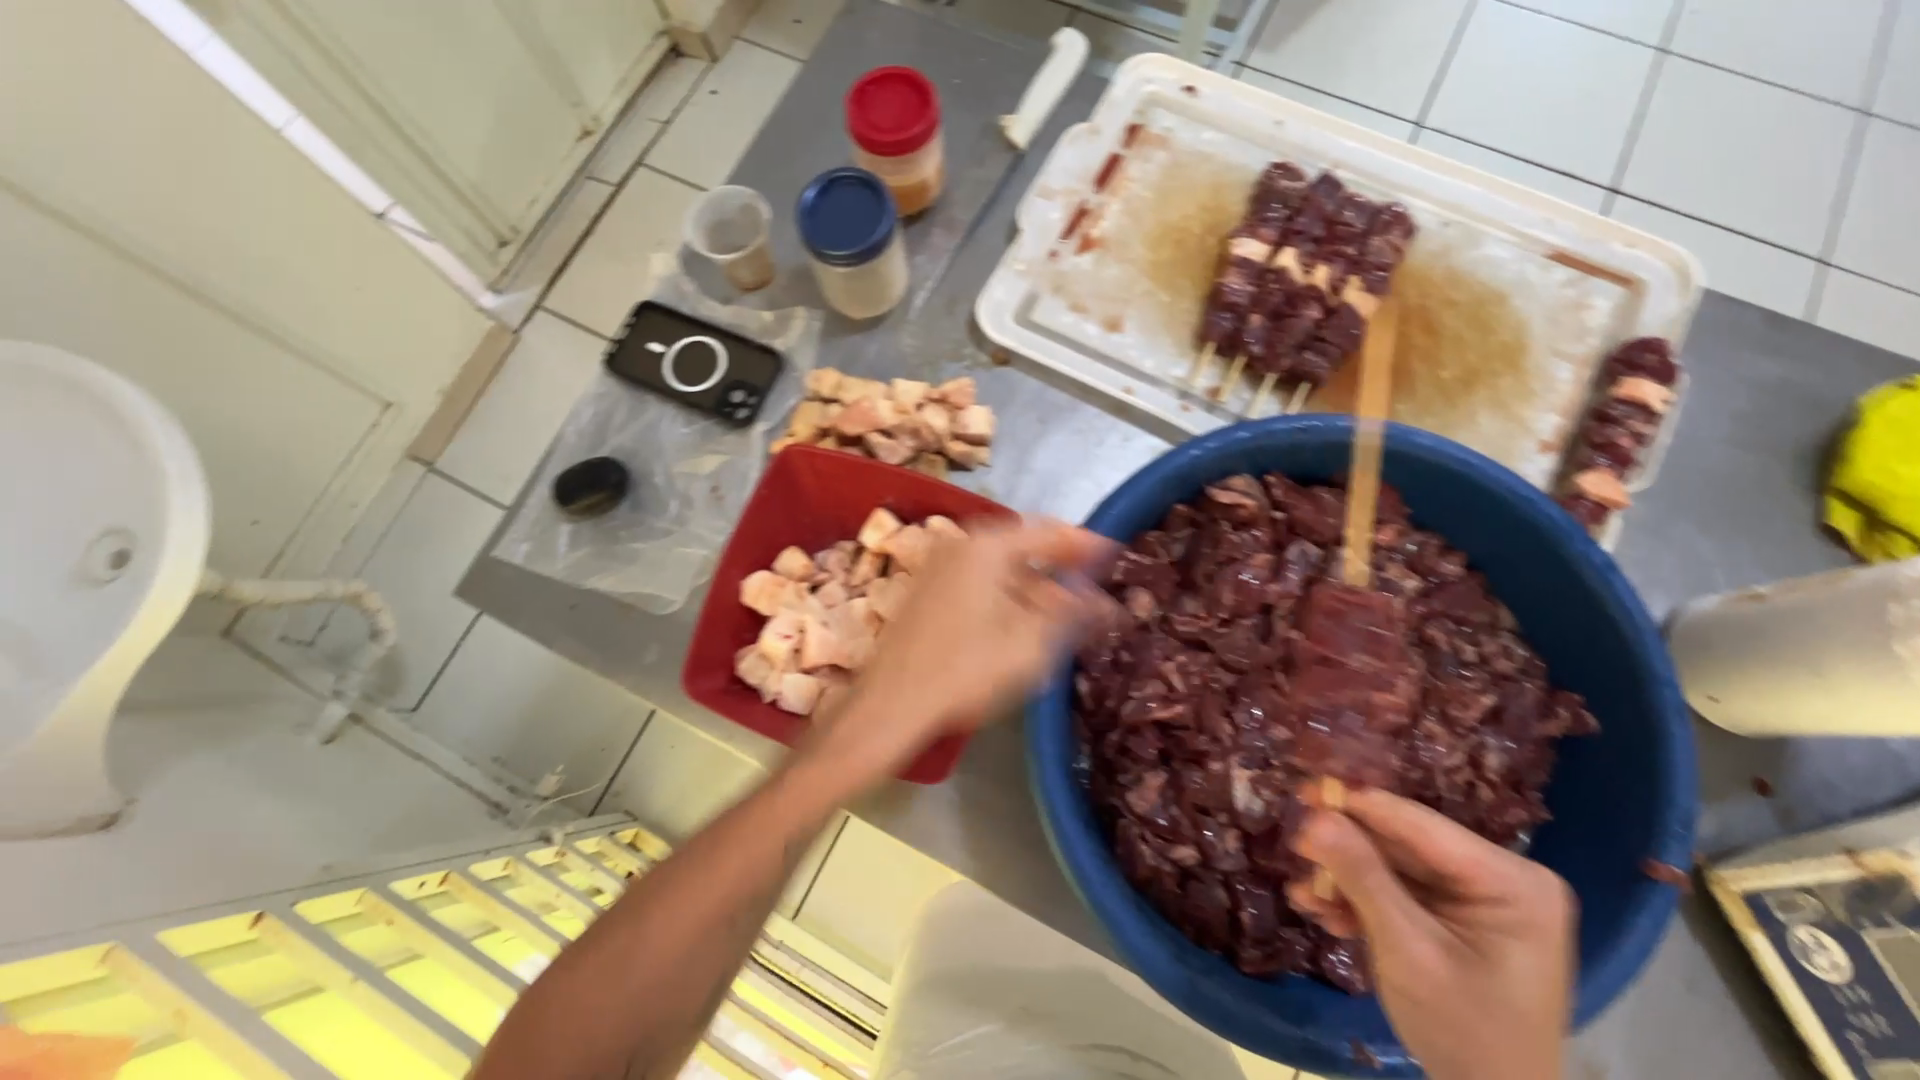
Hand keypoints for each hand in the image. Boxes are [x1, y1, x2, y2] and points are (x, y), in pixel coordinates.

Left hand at [807, 519, 1114, 782]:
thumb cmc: (965, 671)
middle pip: (1023, 547)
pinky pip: (979, 583)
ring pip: (1000, 568)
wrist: (890, 706)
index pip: (1048, 531)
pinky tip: (1025, 627)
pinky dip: (1007, 597)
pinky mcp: (927, 594)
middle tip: (1093, 588)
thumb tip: (1103, 599)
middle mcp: (959, 546)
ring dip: (1035, 586)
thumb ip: (1072, 612)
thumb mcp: (1031, 643)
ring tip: (1066, 615)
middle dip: (1060, 568)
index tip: (1116, 555)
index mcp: (986, 546)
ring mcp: (938, 569)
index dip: (1085, 544)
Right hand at [1286, 788, 1573, 1079]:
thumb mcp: (1408, 951)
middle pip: (1405, 846)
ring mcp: (1481, 901)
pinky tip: (1325, 914)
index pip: (1421, 825)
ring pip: (1397, 870)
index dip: (1357, 804)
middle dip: (1347, 852)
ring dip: (1347, 881)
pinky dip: (1363, 903)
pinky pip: (1403, 896)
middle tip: (1294, 849)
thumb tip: (1313, 816)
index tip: (1301, 789)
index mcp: (1513, 879)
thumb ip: (1362, 878)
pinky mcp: (1459, 922)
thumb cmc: (1465, 1031)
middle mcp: (1502, 878)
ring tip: (1302, 896)